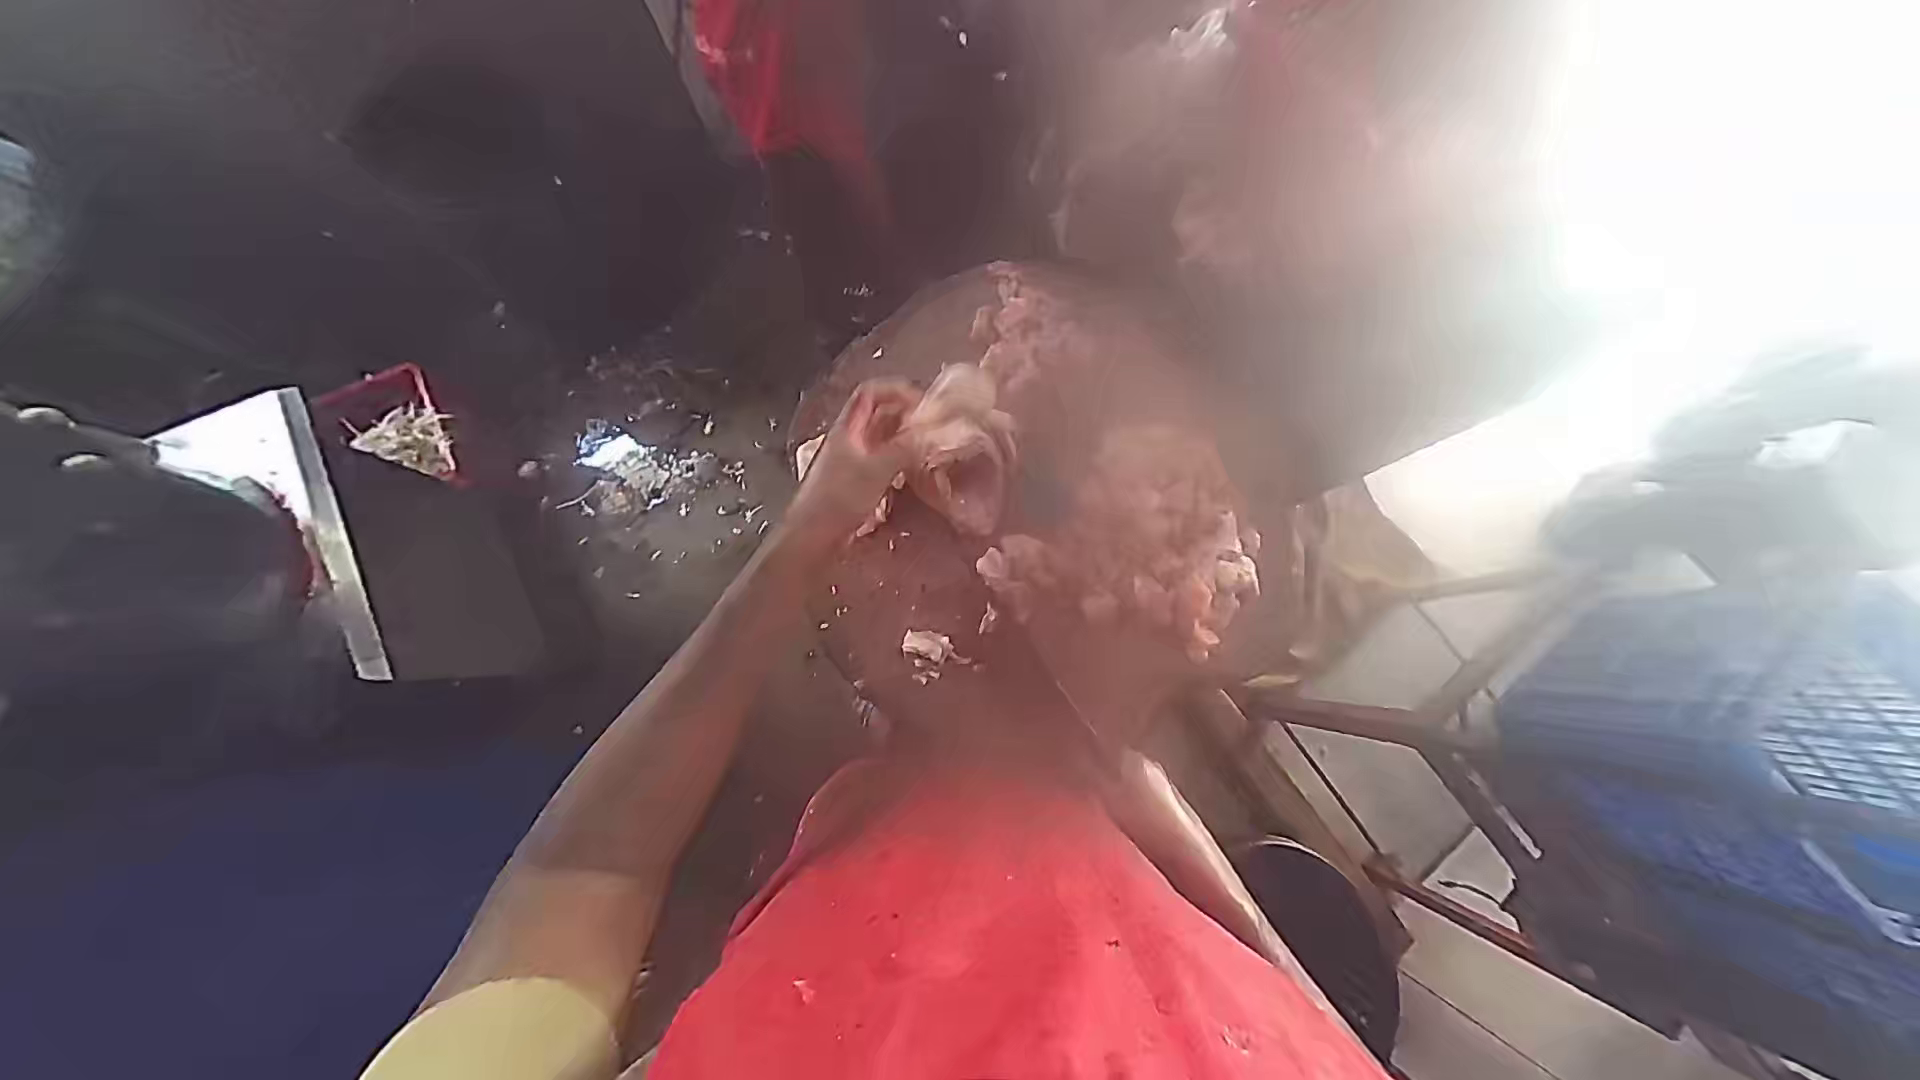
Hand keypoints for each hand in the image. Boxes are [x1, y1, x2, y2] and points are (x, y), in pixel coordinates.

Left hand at [781, 379, 923, 558]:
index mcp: (849, 427)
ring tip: (928, 446)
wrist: (813, 535)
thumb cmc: (839, 498)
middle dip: (907, 415)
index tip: (922, 403)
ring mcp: (853, 459)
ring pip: (883, 438)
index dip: (896, 390)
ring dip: (906, 438)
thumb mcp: (877, 469)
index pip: (871, 392)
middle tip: (933, 426)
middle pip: (879, 414)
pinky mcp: (857, 480)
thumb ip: (905, 448)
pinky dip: (900, 458)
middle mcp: (850, 438)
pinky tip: (913, 469)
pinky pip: (883, 459)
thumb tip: (932, 432)